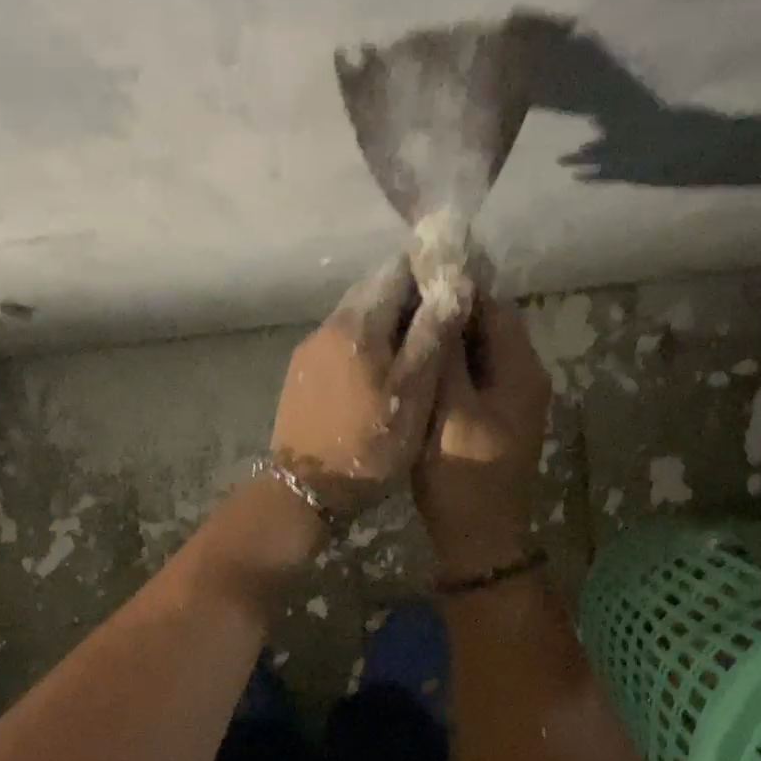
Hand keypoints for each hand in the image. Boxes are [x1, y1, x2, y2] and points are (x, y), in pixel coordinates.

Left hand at [269, 254, 462, 513]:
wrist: (305, 491)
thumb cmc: (369, 445)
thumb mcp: (414, 393)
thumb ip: (433, 335)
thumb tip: (455, 284)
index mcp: (356, 323)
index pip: (396, 270)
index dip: (430, 269)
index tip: (458, 281)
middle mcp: (327, 325)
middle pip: (374, 291)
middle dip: (410, 295)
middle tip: (445, 313)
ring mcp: (309, 350)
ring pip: (357, 317)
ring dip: (389, 320)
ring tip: (421, 342)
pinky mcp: (302, 373)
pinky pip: (342, 341)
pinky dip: (368, 342)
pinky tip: (385, 367)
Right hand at [414, 298, 551, 575]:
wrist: (477, 541)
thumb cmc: (463, 477)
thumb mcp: (449, 413)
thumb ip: (446, 355)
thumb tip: (441, 297)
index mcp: (520, 370)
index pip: (492, 306)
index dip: (455, 287)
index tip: (411, 278)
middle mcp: (522, 376)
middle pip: (485, 326)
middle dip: (445, 312)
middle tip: (396, 305)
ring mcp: (508, 399)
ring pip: (474, 351)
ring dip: (441, 339)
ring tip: (397, 330)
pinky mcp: (489, 418)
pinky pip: (468, 376)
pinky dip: (442, 365)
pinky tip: (410, 366)